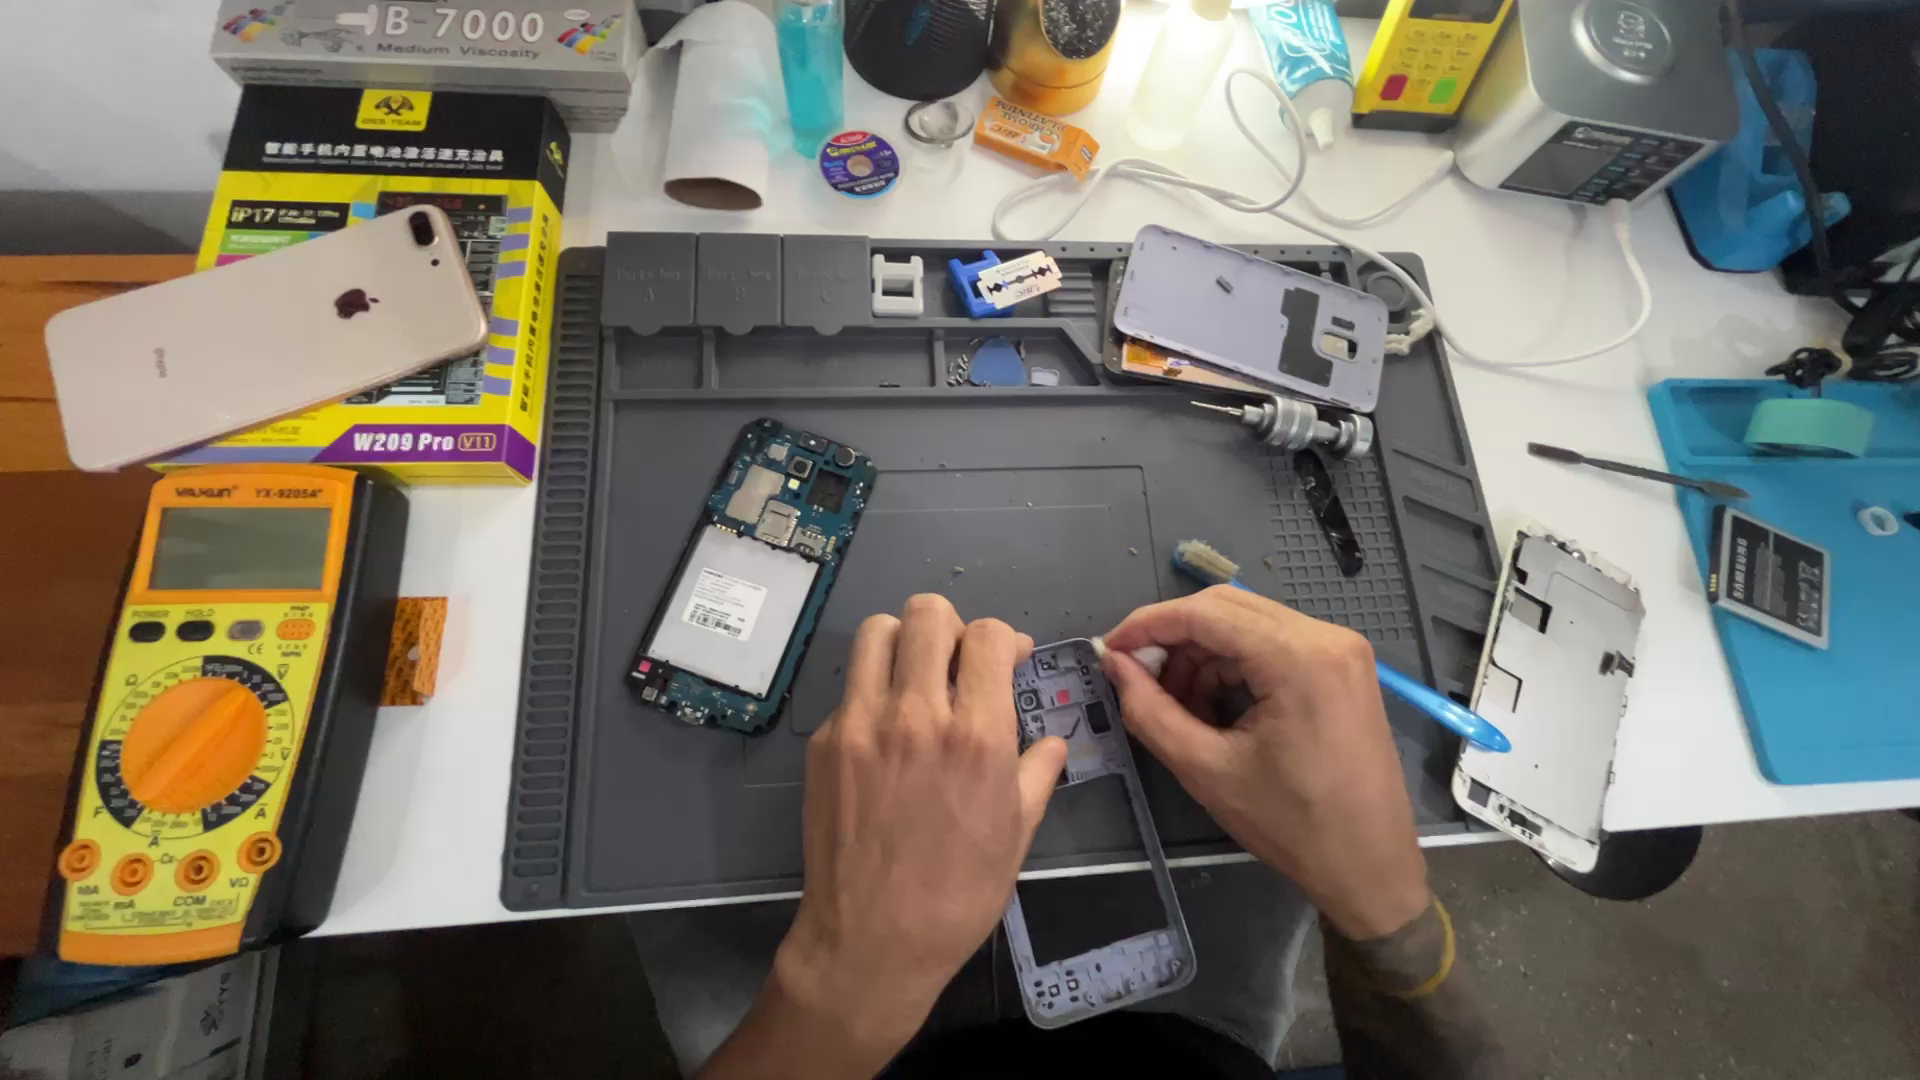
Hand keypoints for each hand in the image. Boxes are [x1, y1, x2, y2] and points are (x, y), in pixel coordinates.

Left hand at [770, 595, 1067, 1068]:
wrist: (870, 942)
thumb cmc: (957, 894)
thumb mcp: (1017, 833)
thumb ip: (1038, 772)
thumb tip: (1053, 740)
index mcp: (977, 735)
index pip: (987, 635)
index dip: (1003, 638)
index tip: (1007, 658)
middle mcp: (918, 714)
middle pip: (928, 614)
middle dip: (952, 627)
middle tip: (957, 660)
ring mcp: (862, 722)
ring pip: (878, 631)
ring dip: (904, 640)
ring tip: (915, 674)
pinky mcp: (825, 740)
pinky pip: (852, 685)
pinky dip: (874, 690)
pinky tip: (884, 730)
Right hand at [1101, 586, 1429, 940]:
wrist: (1371, 870)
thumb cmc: (1290, 825)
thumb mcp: (1204, 768)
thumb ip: (1148, 709)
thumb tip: (1114, 663)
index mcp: (1298, 658)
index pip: (1204, 613)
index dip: (1147, 625)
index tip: (1109, 650)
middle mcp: (1325, 636)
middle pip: (1224, 608)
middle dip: (1171, 638)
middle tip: (1136, 676)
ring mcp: (1339, 648)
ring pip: (1244, 622)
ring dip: (1199, 653)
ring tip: (1174, 703)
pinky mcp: (1340, 664)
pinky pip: (1268, 641)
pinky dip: (1229, 663)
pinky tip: (1210, 703)